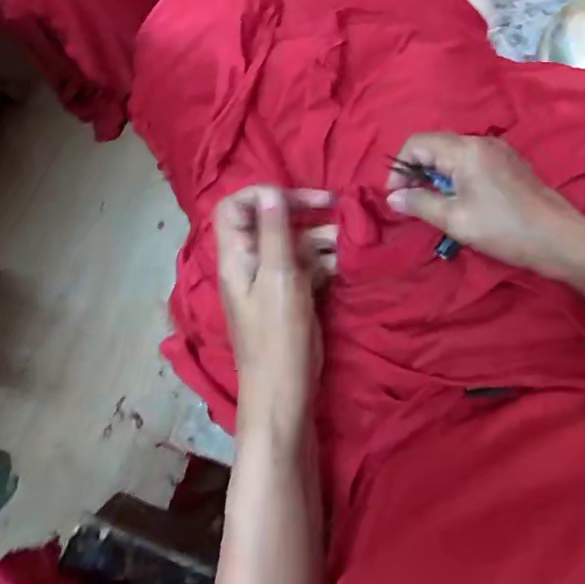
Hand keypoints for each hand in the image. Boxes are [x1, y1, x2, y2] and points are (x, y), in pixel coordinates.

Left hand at [214, 186, 336, 436]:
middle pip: (270, 220)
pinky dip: (326, 257)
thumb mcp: (279, 279)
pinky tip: (346, 261)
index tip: (300, 198)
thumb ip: (276, 233)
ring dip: (322, 235)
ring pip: (294, 241)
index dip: (264, 194)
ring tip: (349, 242)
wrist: (284, 392)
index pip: (235, 207)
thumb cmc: (278, 337)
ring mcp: (271, 279)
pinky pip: (307, 263)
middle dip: (303, 209)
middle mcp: (251, 263)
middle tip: (338, 206)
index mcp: (237, 257)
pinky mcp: (291, 294)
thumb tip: (271, 191)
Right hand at [385, 134, 584, 280]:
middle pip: (435, 145)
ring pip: (453, 154)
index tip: (397, 197)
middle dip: (417, 171)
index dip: (399, 167)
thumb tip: (393, 196)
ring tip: (436, 206)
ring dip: (437, 175)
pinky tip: (461, 201)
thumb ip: (420, 203)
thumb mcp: (456, 220)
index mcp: (465, 149)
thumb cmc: (504, 229)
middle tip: (413, 203)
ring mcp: (498, 150)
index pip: (417, 142)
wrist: (559, 237)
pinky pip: (472, 161)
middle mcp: (481, 141)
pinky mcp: (509, 163)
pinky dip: (457, 176)